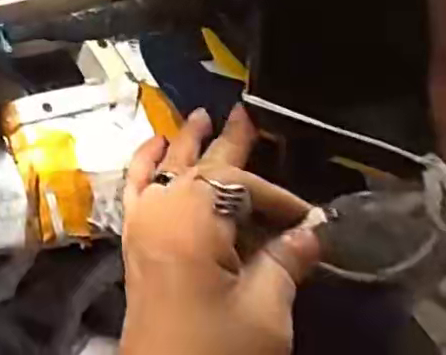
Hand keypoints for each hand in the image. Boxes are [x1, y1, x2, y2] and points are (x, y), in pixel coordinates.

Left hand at [120, 106, 322, 354]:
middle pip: (200, 164)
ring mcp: (142, 216)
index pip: (238, 185)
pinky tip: (156, 143)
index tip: (309, 217)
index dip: (276, 197)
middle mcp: (162, 206)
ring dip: (187, 141)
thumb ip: (283, 264)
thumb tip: (312, 232)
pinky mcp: (133, 233)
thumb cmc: (217, 351)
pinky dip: (146, 159)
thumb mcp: (264, 315)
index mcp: (193, 218)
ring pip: (168, 166)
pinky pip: (136, 182)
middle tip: (246, 114)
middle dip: (228, 142)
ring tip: (203, 116)